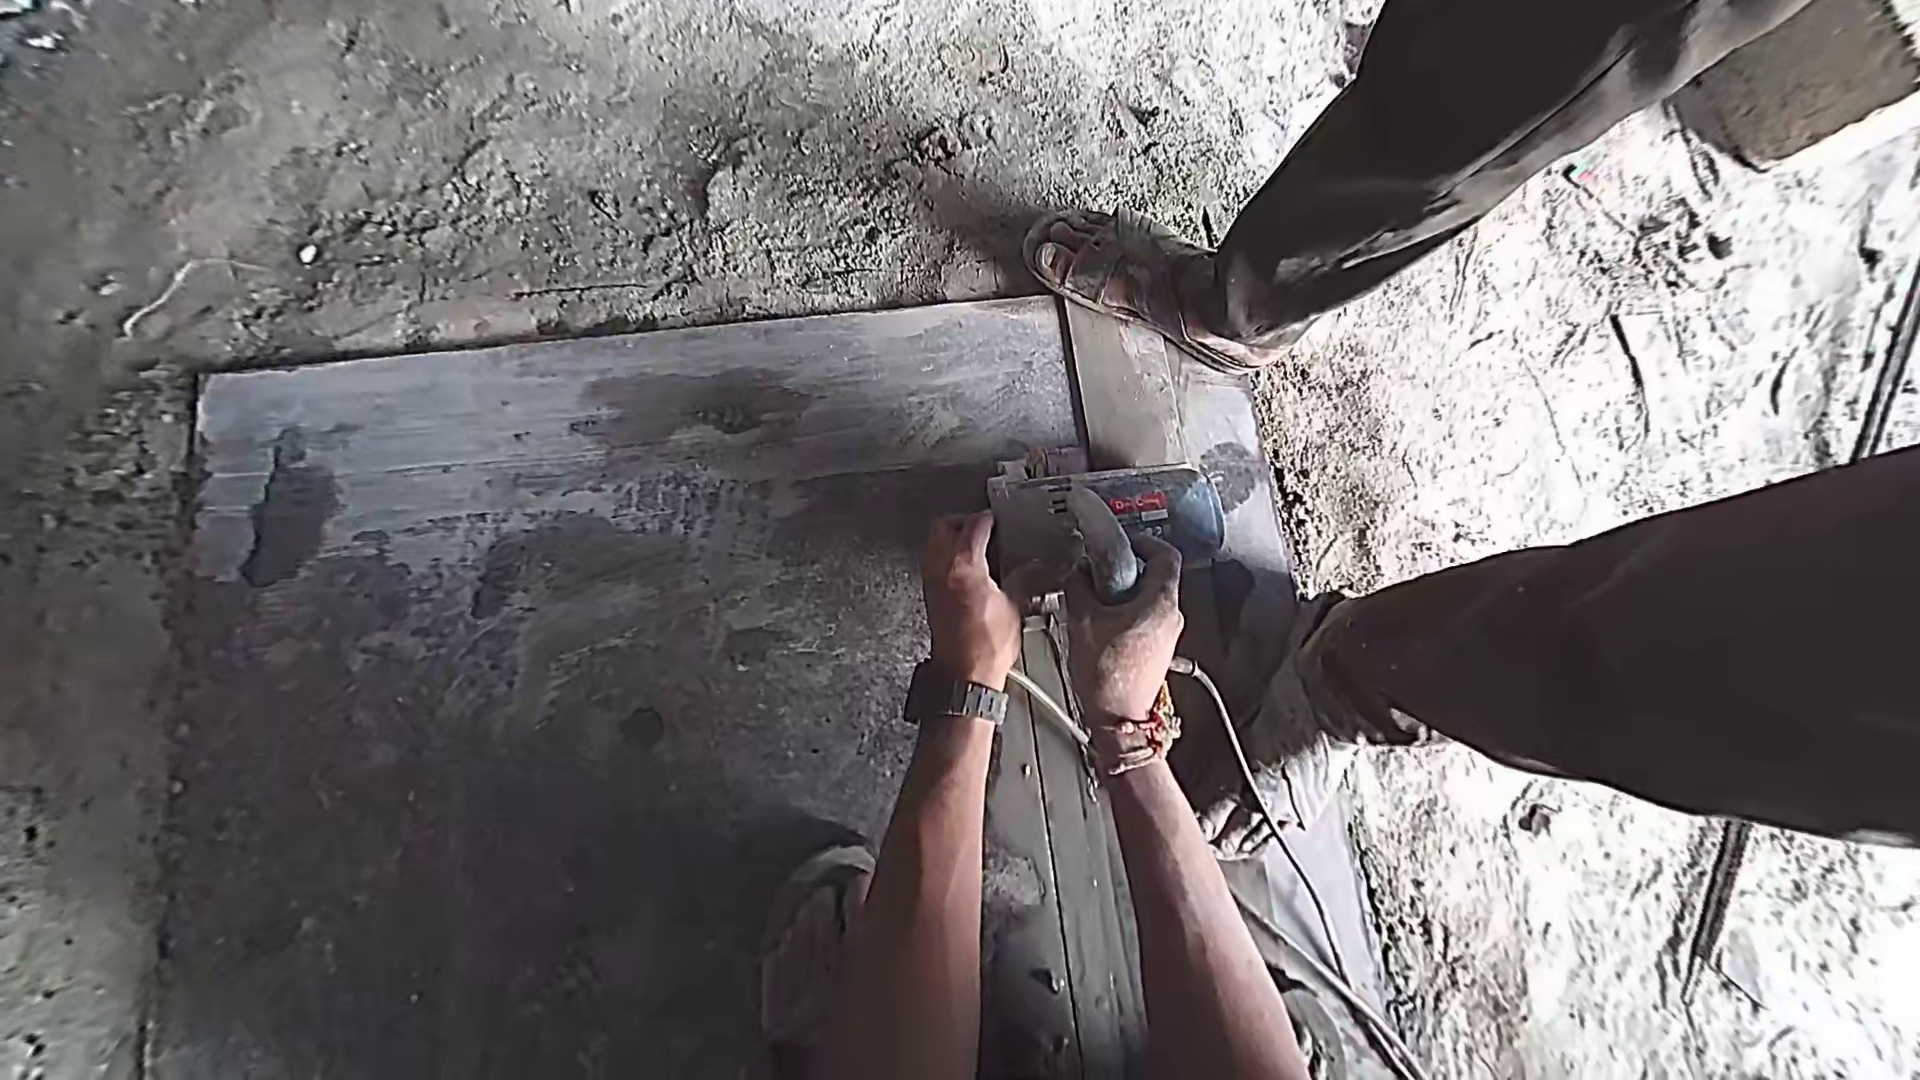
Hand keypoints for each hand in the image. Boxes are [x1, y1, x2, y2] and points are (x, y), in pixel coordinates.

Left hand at [921, 511, 1020, 690]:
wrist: (964, 674)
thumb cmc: (987, 646)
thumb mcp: (1014, 606)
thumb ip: (1021, 579)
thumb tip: (1030, 567)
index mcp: (964, 566)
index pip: (973, 526)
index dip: (988, 519)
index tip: (996, 520)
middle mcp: (942, 568)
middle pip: (944, 527)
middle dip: (964, 522)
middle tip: (983, 528)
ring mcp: (932, 581)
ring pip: (935, 543)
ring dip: (953, 539)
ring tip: (976, 546)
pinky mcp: (930, 595)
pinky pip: (935, 562)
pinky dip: (948, 557)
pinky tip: (968, 569)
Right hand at [1064, 534, 1182, 724]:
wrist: (1118, 719)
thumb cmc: (1106, 675)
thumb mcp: (1082, 621)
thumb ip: (1078, 586)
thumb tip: (1076, 570)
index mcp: (1161, 604)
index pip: (1166, 555)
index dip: (1143, 541)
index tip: (1122, 541)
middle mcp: (1172, 617)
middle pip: (1156, 575)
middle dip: (1127, 567)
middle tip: (1100, 568)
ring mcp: (1167, 634)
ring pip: (1149, 596)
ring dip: (1124, 590)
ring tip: (1095, 595)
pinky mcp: (1158, 648)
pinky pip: (1146, 616)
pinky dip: (1126, 609)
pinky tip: (1100, 619)